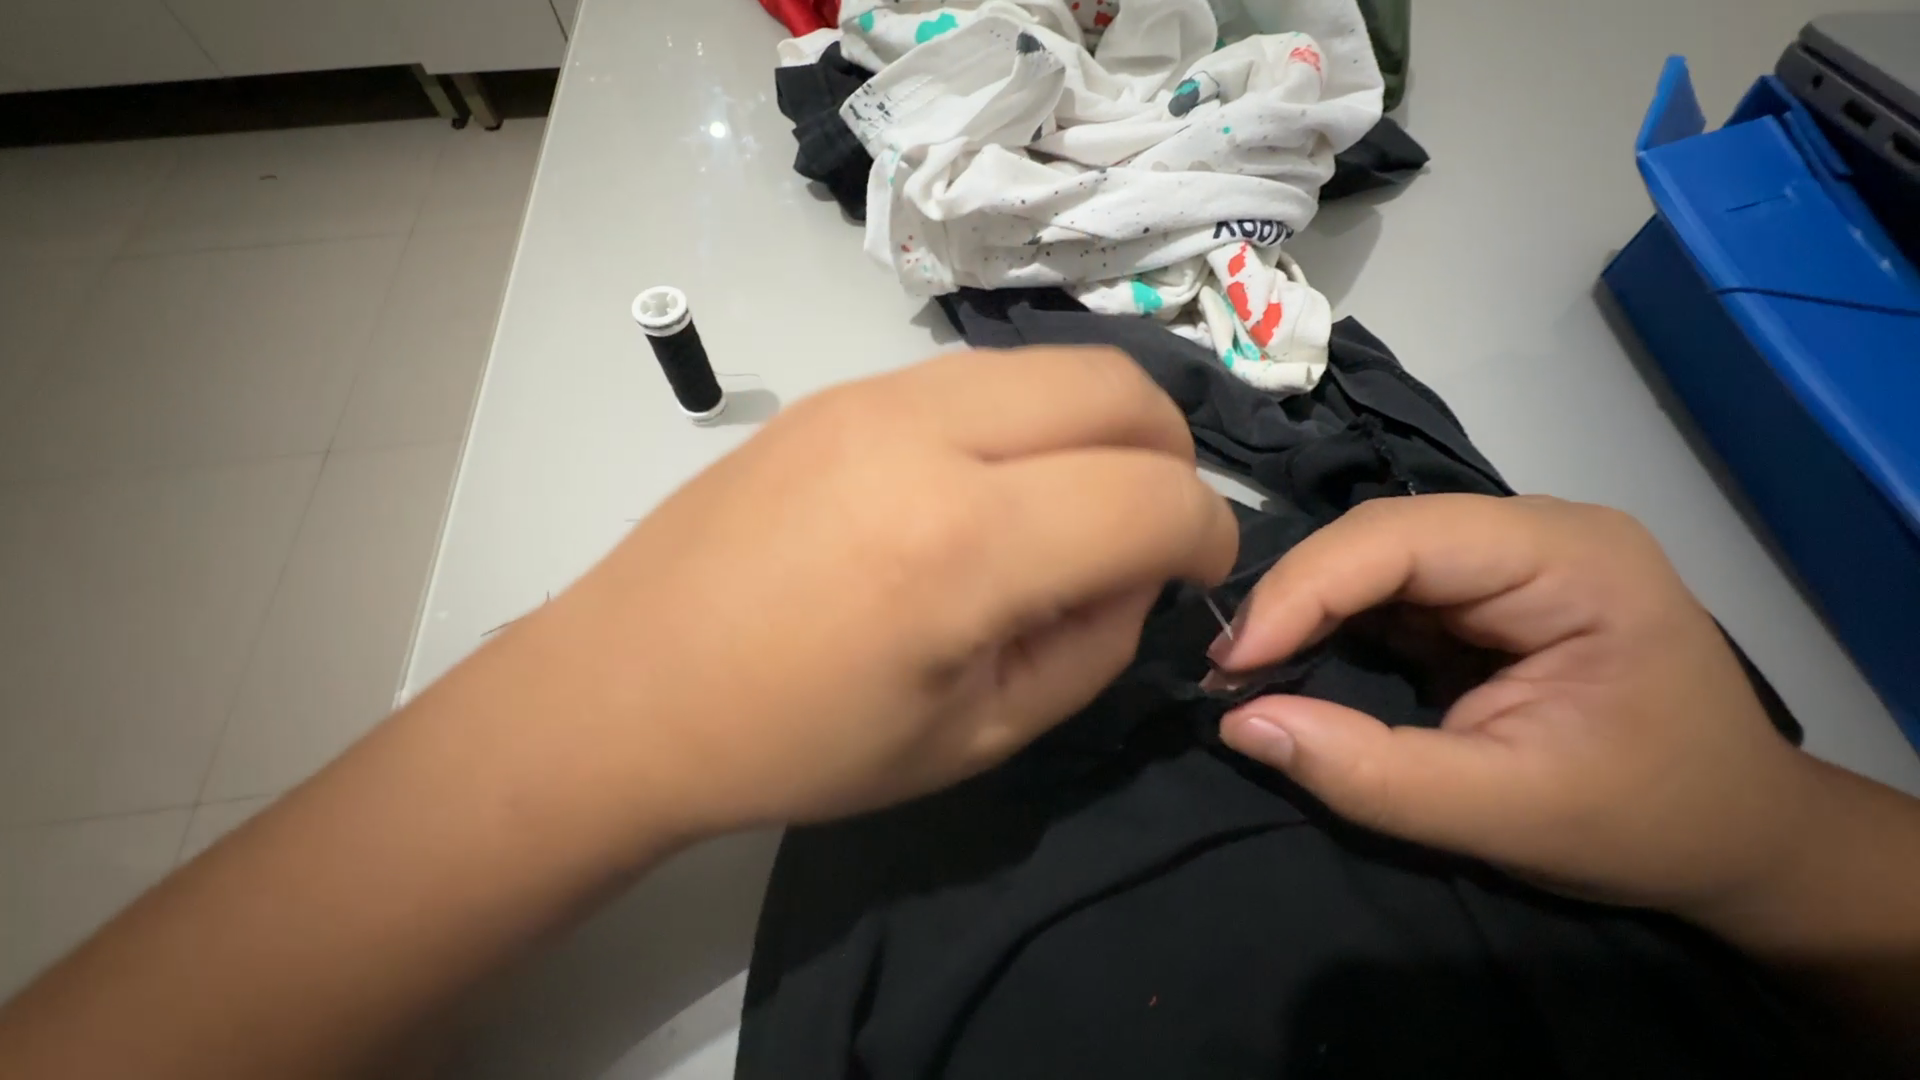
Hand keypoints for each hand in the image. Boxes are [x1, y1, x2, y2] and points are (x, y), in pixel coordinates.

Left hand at [529, 347, 1237, 836]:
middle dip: (1170, 455)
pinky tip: (994, 485)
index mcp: (962, 546)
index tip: (1198, 573)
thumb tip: (1139, 572)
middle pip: (1118, 387)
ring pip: (1051, 365)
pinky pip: (979, 377)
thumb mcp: (978, 735)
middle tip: (1150, 528)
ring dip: (1099, 427)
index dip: (1207, 537)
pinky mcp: (840, 389)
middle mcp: (925, 436)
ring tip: (1075, 503)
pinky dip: (1028, 419)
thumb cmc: (799, 743)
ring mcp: (874, 394)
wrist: (628, 689)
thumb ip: (1090, 644)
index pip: (1154, 498)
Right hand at [1210, 494, 1822, 920]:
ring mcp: (1503, 554)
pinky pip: (1378, 585)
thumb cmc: (1645, 822)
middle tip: (1228, 669)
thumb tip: (1239, 723)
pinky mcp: (1476, 587)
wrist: (1733, 832)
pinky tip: (1293, 658)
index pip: (1402, 539)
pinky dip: (1325, 621)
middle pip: (1375, 536)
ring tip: (1248, 666)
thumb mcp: (1507, 815)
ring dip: (1301, 607)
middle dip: (1293, 597)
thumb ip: (1370, 774)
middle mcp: (1532, 532)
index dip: (1303, 589)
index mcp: (1570, 560)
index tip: (1231, 663)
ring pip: (1365, 554)